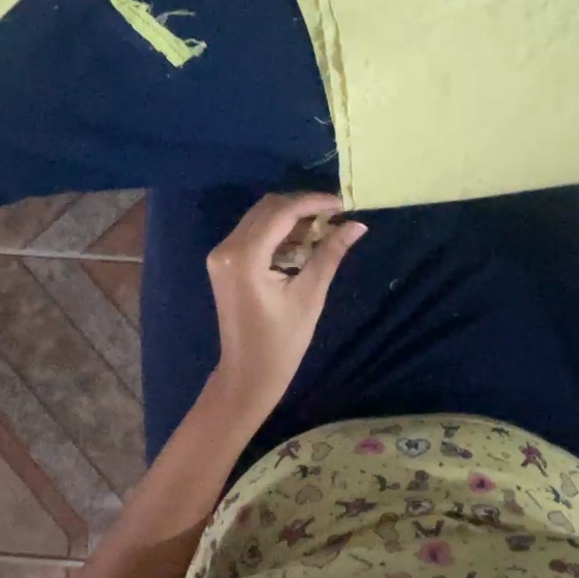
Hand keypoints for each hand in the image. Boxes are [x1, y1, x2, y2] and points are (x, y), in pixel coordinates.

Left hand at [205, 193, 367, 416]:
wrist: (247, 375)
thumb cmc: (281, 343)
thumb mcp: (310, 296)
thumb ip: (329, 254)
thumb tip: (357, 225)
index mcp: (245, 257)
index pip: (281, 213)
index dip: (313, 203)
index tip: (342, 203)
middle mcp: (226, 248)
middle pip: (268, 209)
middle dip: (303, 207)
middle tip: (336, 216)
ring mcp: (221, 254)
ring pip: (260, 218)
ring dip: (291, 219)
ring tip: (324, 230)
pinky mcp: (223, 261)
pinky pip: (253, 233)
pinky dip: (278, 232)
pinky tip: (303, 244)